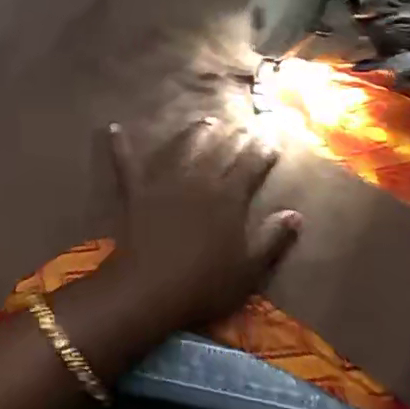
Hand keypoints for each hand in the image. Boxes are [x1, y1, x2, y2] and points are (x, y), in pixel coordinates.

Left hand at [103, 119, 299, 332]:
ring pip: (181, 148)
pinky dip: (120, 145)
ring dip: (193, 133)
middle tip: (242, 125)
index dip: (262, 152)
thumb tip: (295, 213)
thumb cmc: (206, 283)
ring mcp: (164, 182)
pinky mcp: (135, 190)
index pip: (250, 166)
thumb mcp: (249, 268)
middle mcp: (197, 180)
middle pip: (218, 150)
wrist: (150, 287)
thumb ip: (272, 238)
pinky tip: (114, 128)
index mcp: (228, 197)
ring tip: (205, 121)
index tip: (272, 140)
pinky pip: (126, 162)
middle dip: (233, 136)